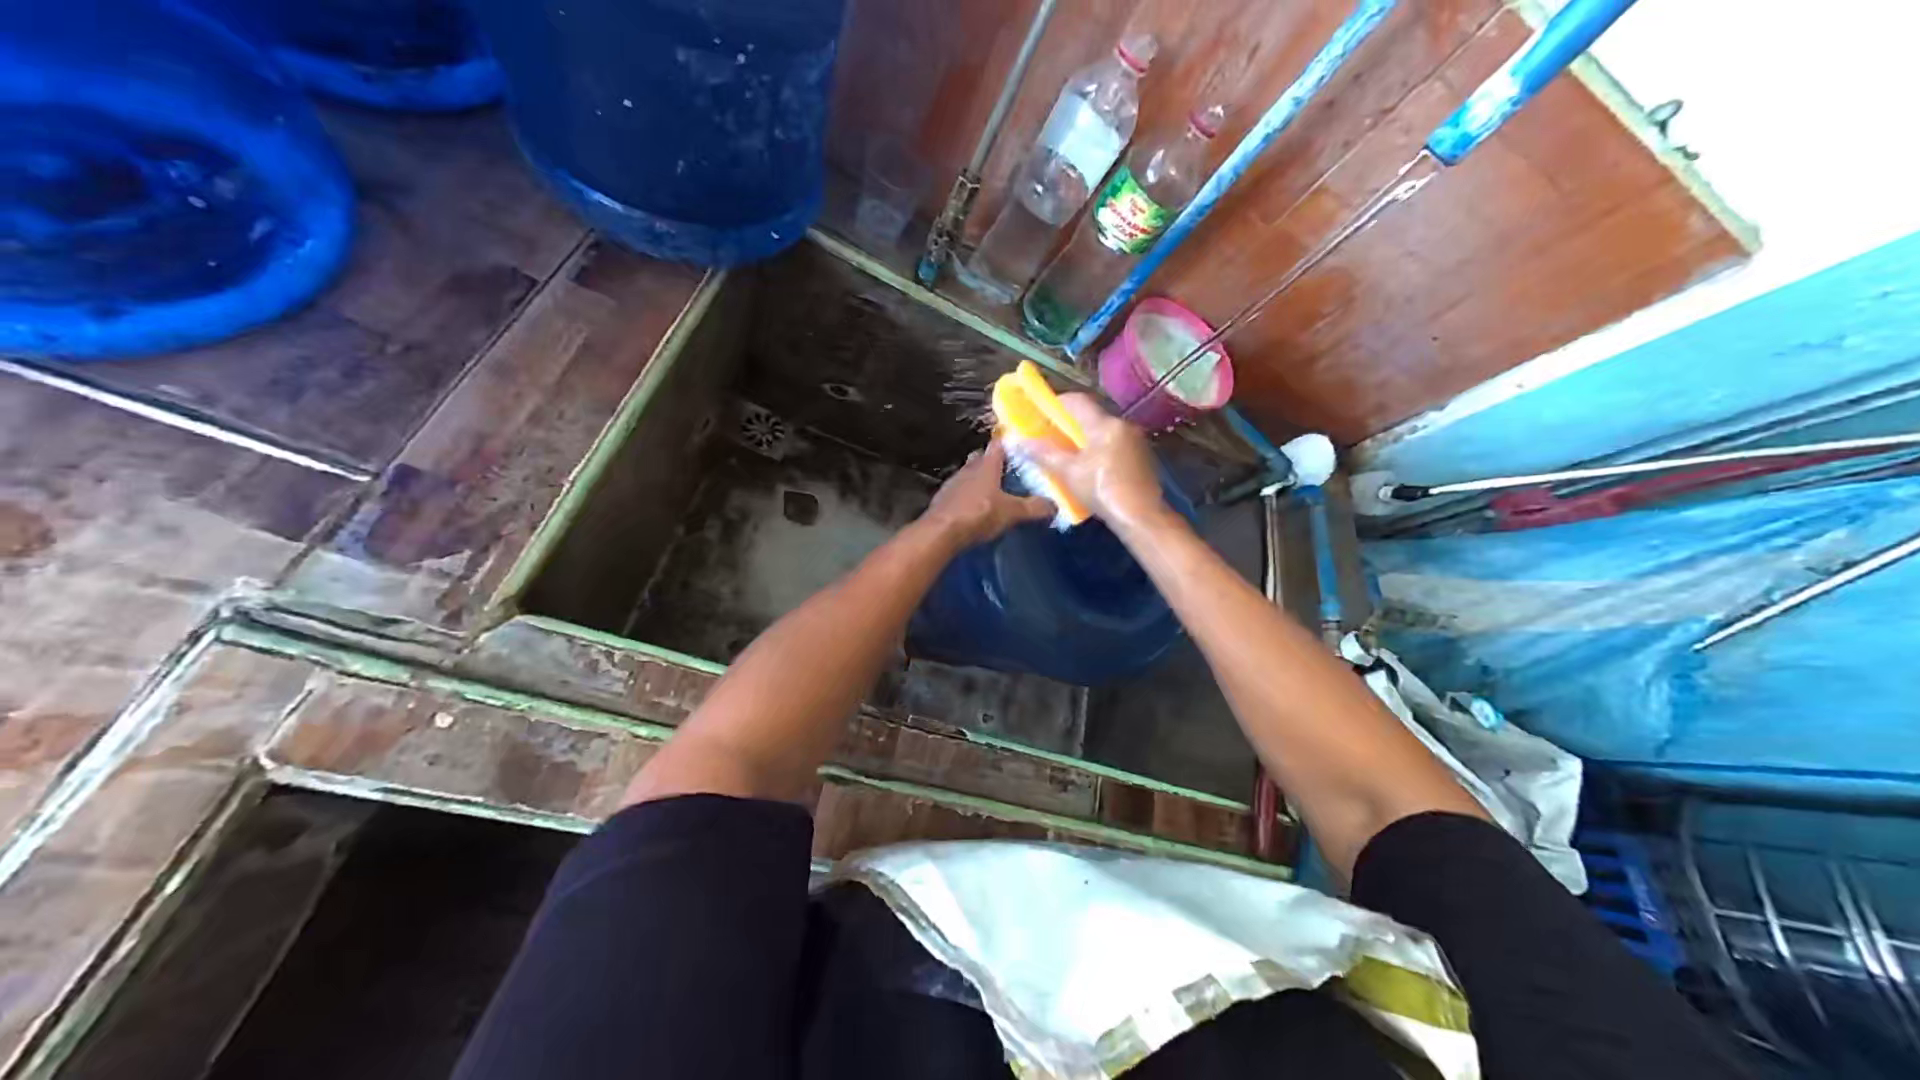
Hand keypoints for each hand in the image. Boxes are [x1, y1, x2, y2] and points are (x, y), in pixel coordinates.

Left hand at [921, 439, 1053, 549]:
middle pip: (980, 460)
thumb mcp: (1012, 512)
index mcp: (986, 466)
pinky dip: (966, 497)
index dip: (1007, 445)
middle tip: (1005, 471)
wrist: (942, 532)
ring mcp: (952, 484)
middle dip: (991, 463)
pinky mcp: (942, 500)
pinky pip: (958, 493)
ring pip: (968, 476)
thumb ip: (1033, 508)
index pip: (997, 447)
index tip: (1017, 447)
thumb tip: (1054, 505)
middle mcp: (967, 470)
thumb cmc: (980, 514)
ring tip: (990, 489)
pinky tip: (973, 506)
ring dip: (977, 481)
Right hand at [1007, 393, 1167, 531]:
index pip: (1077, 401)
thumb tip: (1018, 440)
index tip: (1039, 412)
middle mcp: (1122, 425)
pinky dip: (1099, 449)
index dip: (1055, 403)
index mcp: (1105, 424)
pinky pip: (1115, 444)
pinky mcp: (1142, 456)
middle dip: (1067, 424)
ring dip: (1084, 438)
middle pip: (1090, 416)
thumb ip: (1043, 453)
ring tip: (1066, 454)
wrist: (1141, 517)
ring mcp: (1136, 440)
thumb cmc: (1102, 491)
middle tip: (1048, 436)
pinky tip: (1089, 467)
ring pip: (1103, 431)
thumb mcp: (1068, 473)